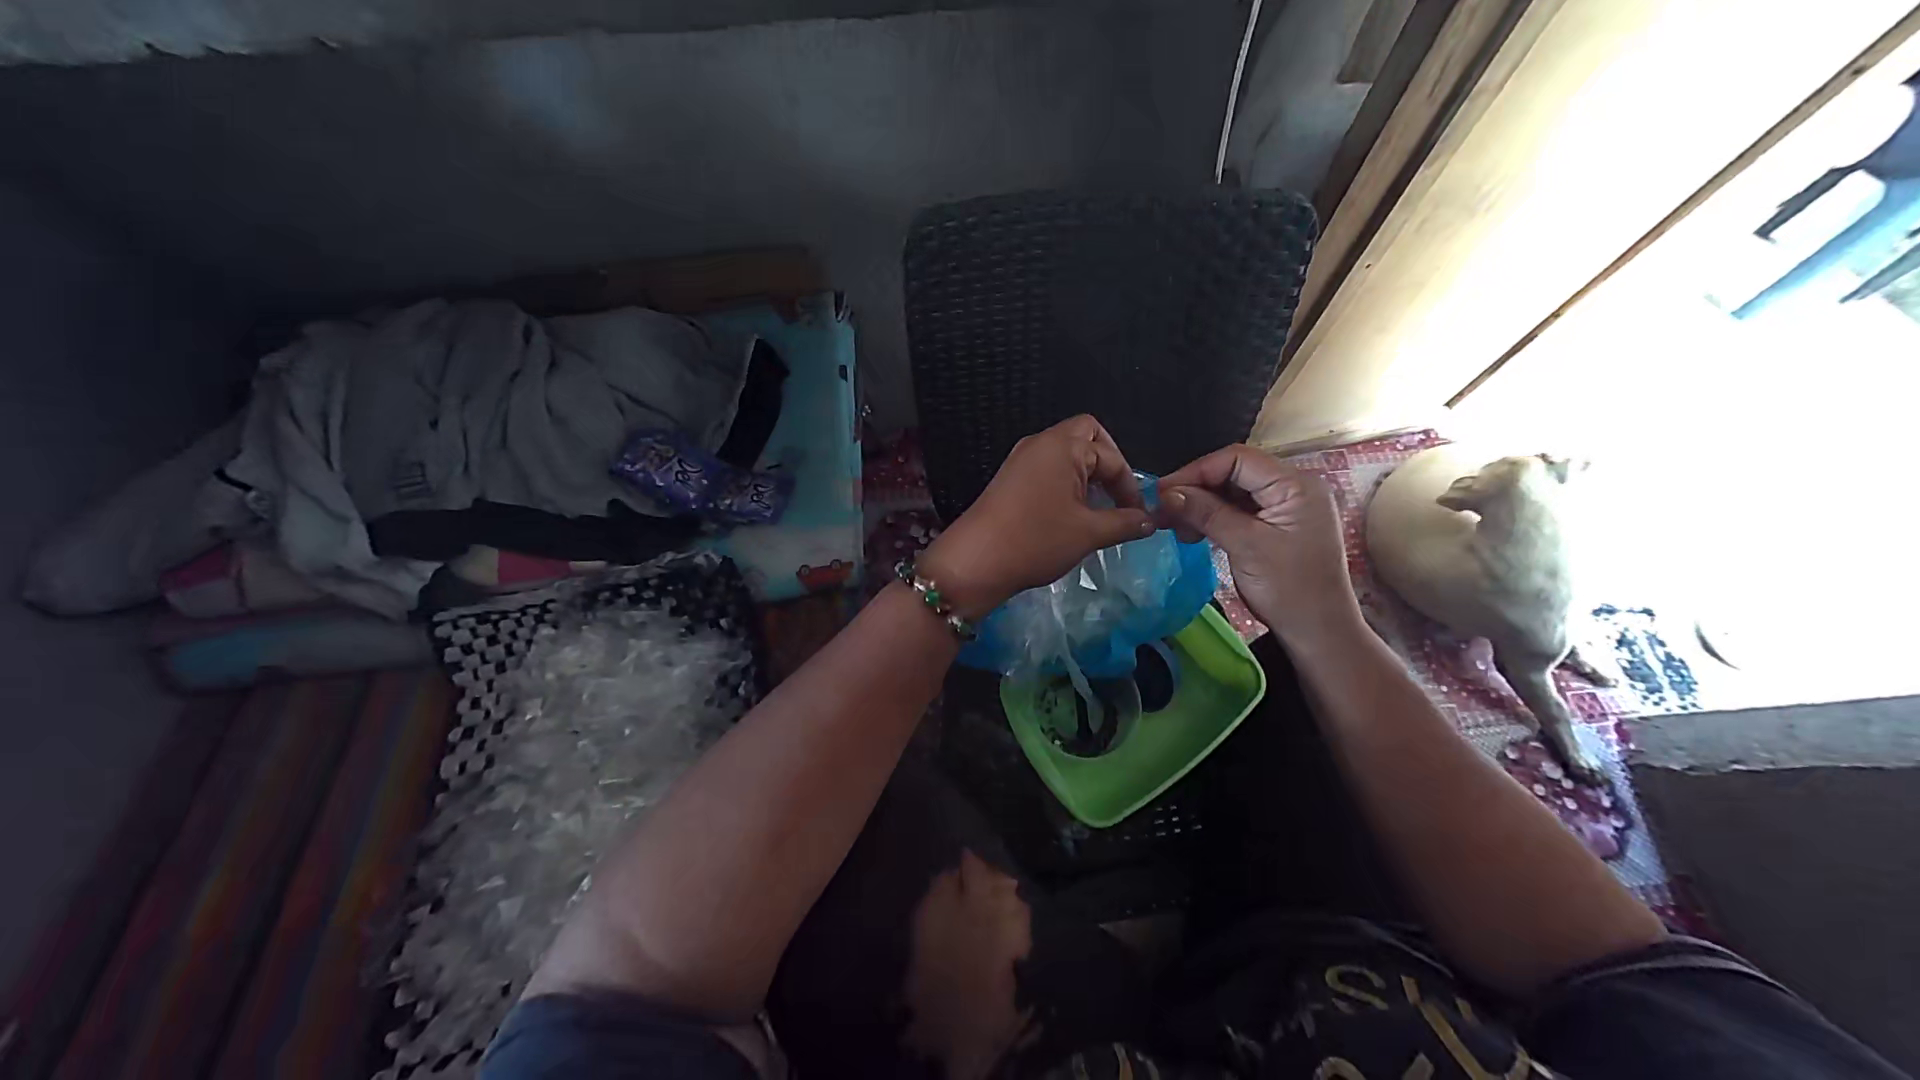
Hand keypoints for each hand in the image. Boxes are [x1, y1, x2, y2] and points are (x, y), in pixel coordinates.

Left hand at [918, 415, 1154, 618]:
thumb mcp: (1088, 533)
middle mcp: (1040, 443)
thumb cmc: (1037, 540)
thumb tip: (1149, 521)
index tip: (1138, 516)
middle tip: (1117, 497)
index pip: (1110, 454)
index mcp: (1063, 446)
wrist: (976, 561)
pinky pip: (1047, 469)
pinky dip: (1066, 484)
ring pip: (1066, 454)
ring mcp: (1021, 460)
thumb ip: (1125, 523)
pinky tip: (1071, 515)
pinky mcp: (1010, 479)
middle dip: (1108, 464)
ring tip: (1097, 511)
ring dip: (1087, 476)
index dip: (1129, 484)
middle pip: (1086, 436)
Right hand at [1159, 445, 1359, 643]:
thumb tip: (1166, 493)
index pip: (1237, 459)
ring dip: (1201, 505)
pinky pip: (1238, 510)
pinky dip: (1212, 518)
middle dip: (1196, 488)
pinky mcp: (1275, 525)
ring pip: (1231, 491)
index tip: (1163, 493)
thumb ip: (1206, 513)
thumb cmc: (1289, 588)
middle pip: (1233, 472)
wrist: (1318, 631)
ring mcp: (1285, 507)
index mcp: (1295, 484)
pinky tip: (1193, 532)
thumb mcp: (1245, 545)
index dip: (1196, 471)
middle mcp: (1292, 487)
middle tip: (1163, 511)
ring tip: (1175, 526)